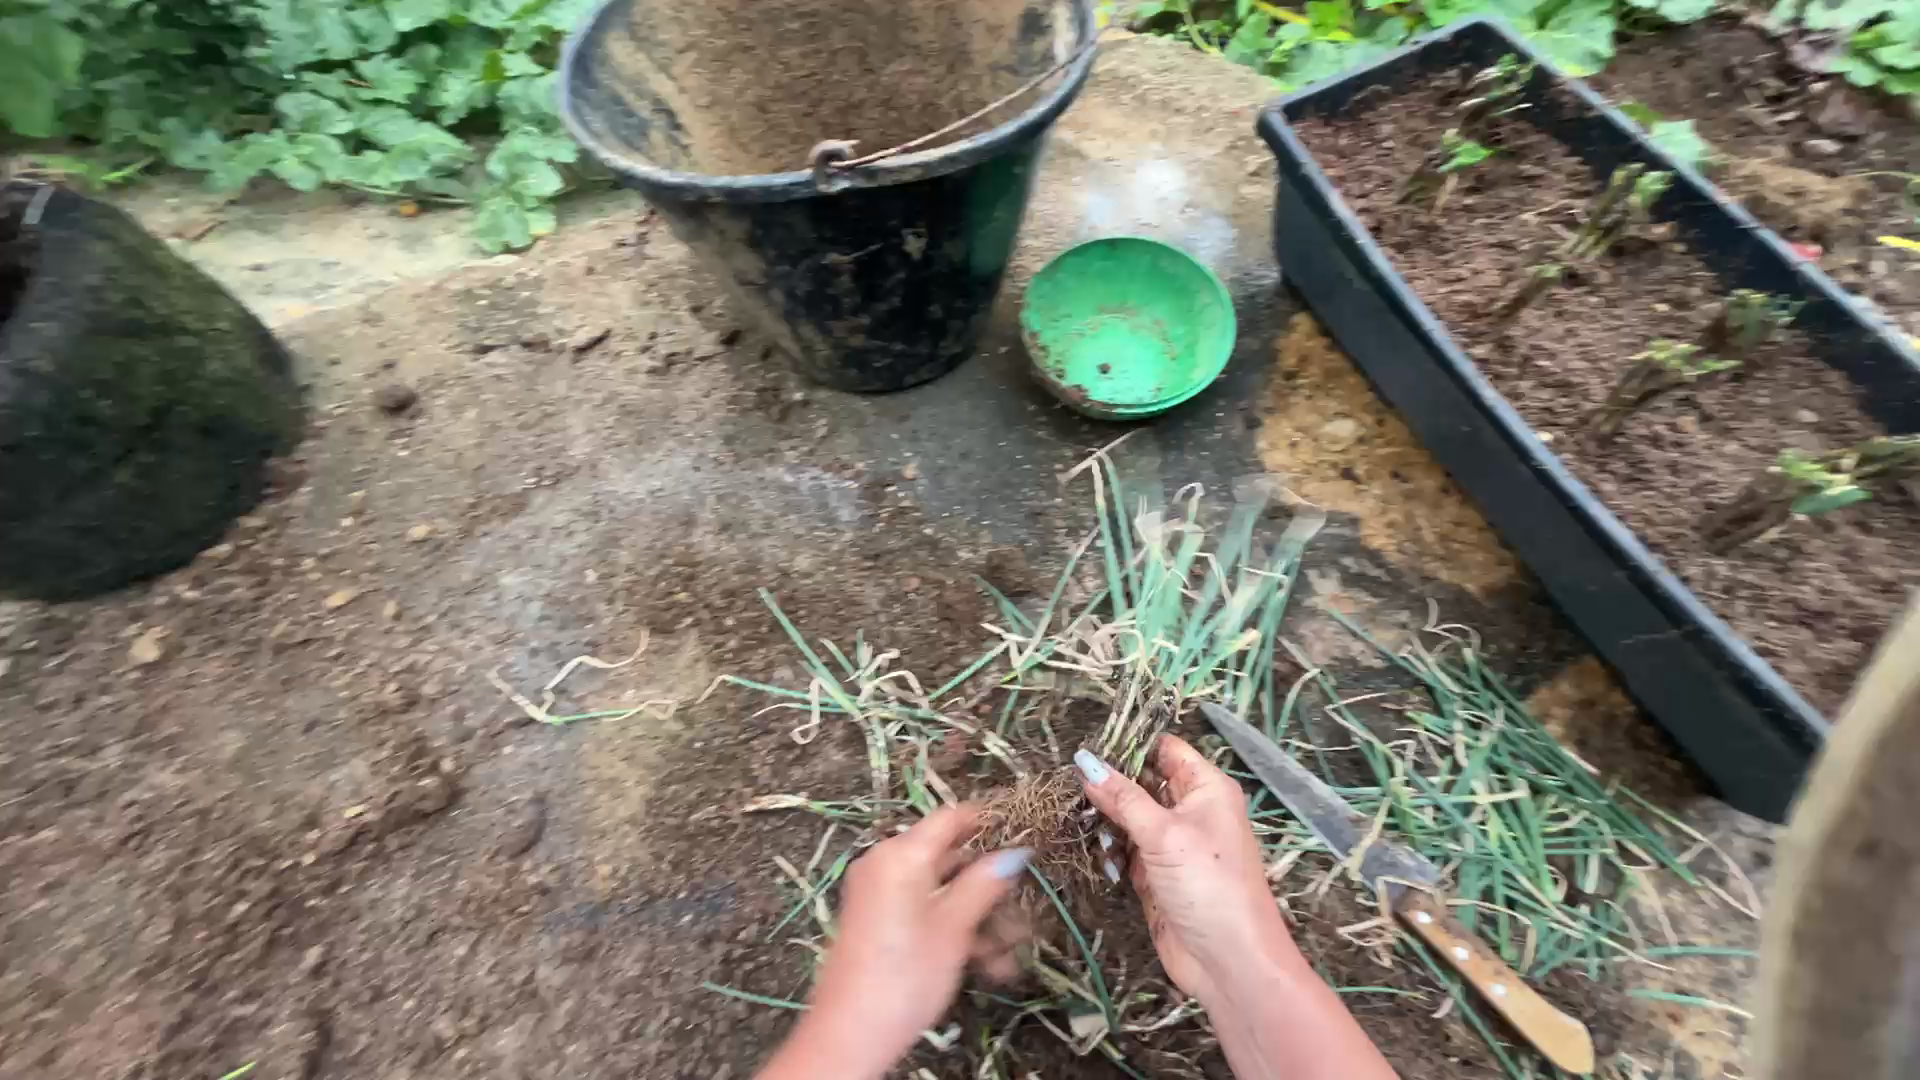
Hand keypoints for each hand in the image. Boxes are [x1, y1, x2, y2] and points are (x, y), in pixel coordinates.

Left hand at [757, 805, 1029, 1079]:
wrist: (847, 1036)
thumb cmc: (905, 975)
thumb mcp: (954, 929)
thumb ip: (984, 883)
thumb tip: (1015, 852)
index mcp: (900, 853)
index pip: (950, 817)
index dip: (987, 821)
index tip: (1022, 833)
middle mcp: (885, 862)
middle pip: (947, 857)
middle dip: (988, 884)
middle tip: (1024, 906)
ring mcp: (878, 891)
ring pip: (939, 889)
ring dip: (976, 914)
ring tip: (1011, 950)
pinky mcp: (876, 919)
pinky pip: (921, 908)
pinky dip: (950, 926)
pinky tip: (985, 962)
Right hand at [1074, 735, 1292, 1006]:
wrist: (1230, 965)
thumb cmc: (1208, 885)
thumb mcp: (1164, 833)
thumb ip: (1122, 796)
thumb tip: (1084, 760)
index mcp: (1205, 788)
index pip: (1164, 749)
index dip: (1129, 743)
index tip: (1087, 743)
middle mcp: (1190, 808)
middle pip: (1142, 779)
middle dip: (1108, 778)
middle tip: (1065, 773)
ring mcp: (1171, 841)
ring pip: (1129, 812)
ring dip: (1103, 810)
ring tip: (1065, 802)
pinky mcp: (1155, 871)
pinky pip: (1125, 844)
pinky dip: (1106, 841)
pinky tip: (1079, 834)